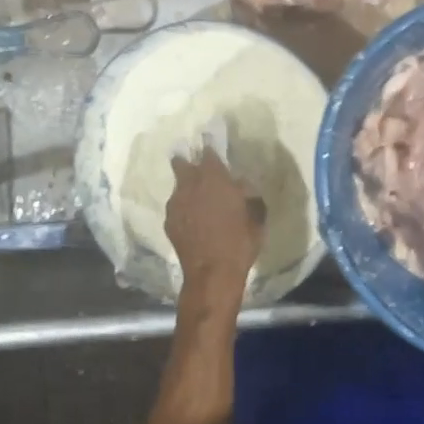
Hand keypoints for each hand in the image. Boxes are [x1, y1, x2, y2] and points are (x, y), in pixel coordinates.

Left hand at [167, 152, 264, 299]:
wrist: (213, 273)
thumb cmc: (240, 241)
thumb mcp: (255, 215)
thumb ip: (248, 194)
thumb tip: (241, 185)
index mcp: (214, 178)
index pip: (208, 153)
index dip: (210, 151)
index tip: (212, 152)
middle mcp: (190, 185)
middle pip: (181, 164)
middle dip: (187, 163)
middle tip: (197, 171)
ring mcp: (176, 203)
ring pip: (178, 187)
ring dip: (186, 190)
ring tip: (196, 201)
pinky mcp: (168, 222)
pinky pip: (176, 208)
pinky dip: (183, 210)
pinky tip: (191, 221)